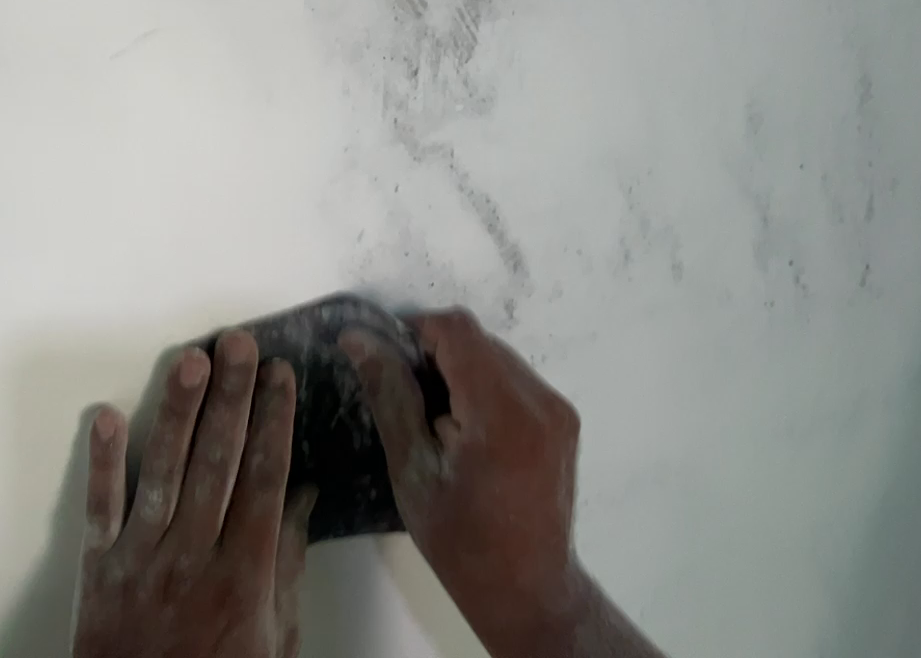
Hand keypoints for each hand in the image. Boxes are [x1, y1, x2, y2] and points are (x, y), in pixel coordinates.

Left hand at [73, 331, 315, 657]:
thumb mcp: (275, 639)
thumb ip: (286, 565)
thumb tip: (302, 494)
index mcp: (244, 575)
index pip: (264, 479)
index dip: (274, 421)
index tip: (280, 373)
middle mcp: (194, 556)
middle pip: (218, 462)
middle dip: (232, 397)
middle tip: (239, 342)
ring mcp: (143, 557)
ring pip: (165, 471)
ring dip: (178, 412)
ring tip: (193, 359)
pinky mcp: (99, 566)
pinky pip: (101, 508)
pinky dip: (102, 461)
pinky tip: (106, 414)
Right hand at [340, 308, 585, 654]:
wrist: (528, 591)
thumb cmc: (460, 538)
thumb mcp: (411, 468)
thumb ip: (389, 393)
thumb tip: (357, 337)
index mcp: (502, 413)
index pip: (456, 330)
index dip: (414, 330)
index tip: (386, 360)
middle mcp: (539, 400)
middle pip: (476, 339)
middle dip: (433, 352)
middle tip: (406, 395)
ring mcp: (557, 408)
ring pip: (493, 353)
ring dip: (457, 366)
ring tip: (436, 417)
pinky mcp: (563, 417)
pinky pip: (511, 374)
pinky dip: (480, 382)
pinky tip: (464, 425)